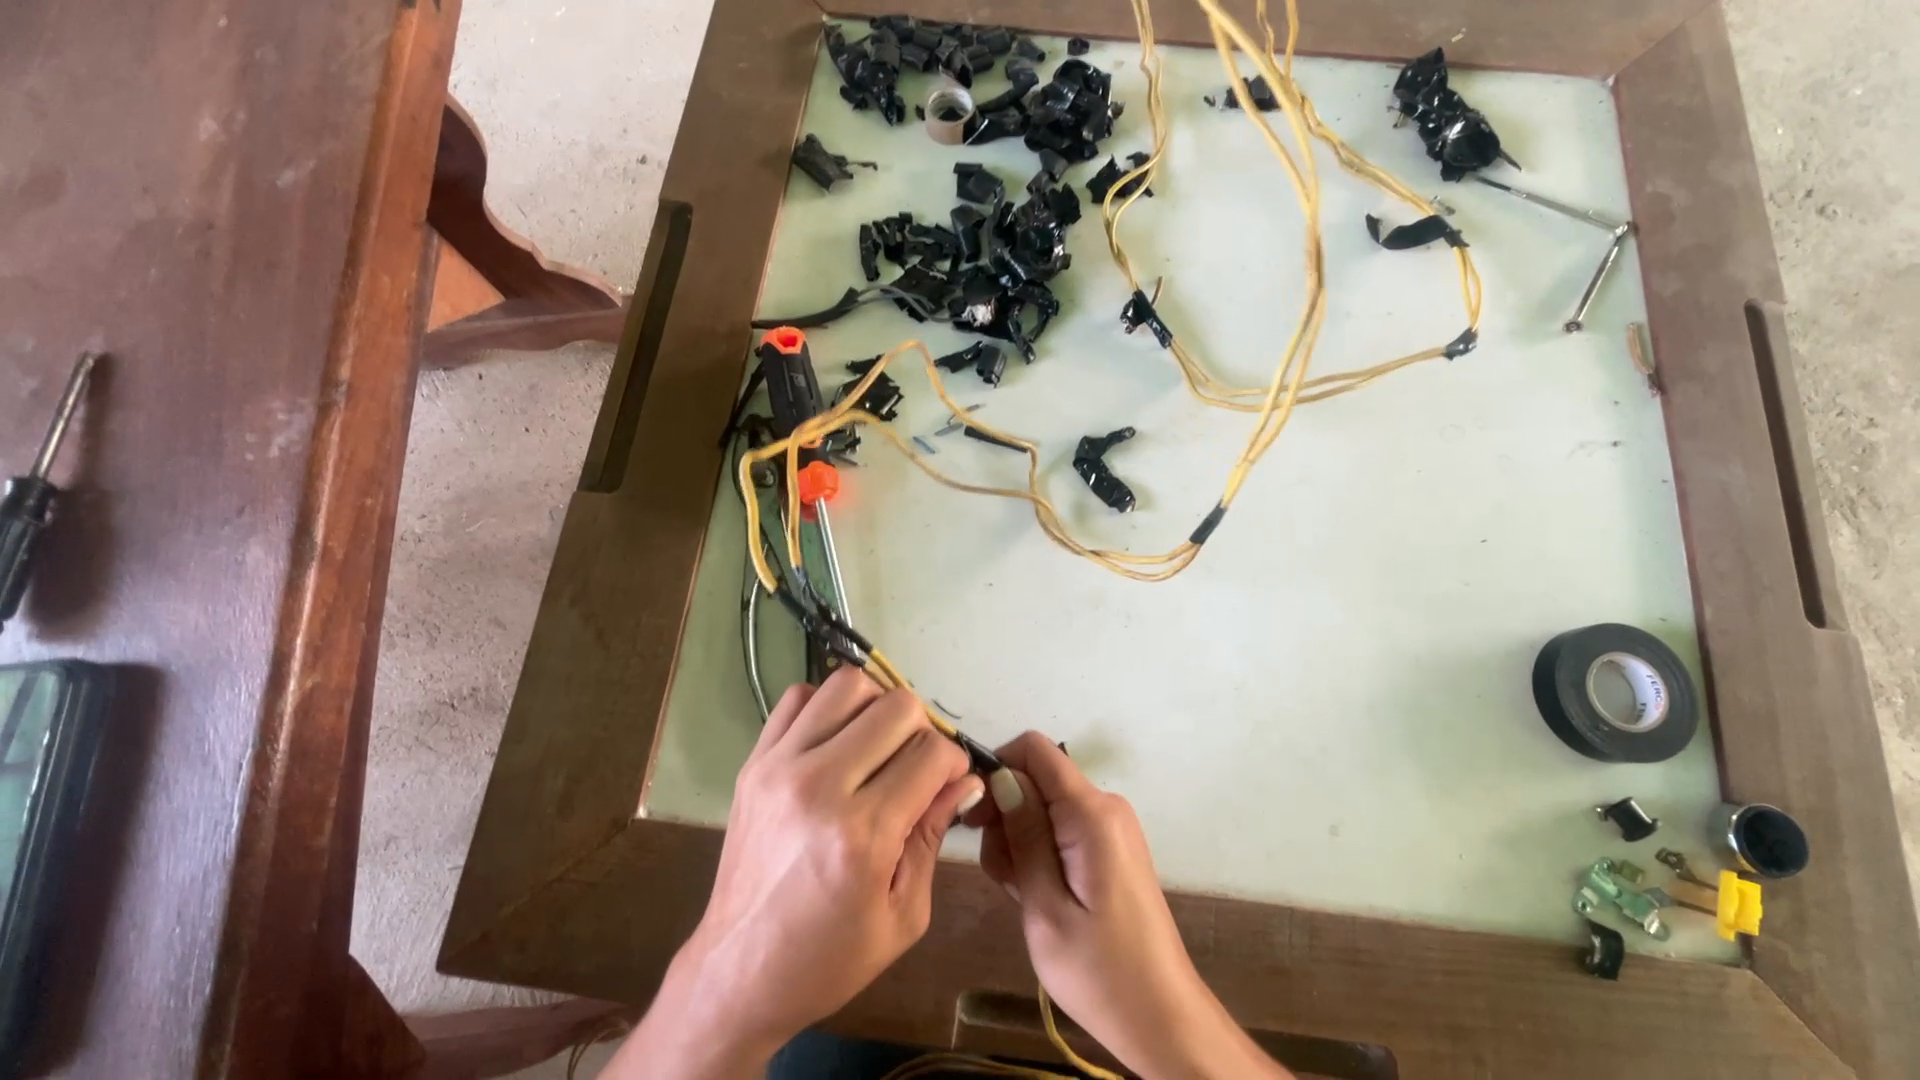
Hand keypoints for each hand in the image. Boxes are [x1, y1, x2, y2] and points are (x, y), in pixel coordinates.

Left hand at [608, 669, 984, 1078]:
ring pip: (847, 685)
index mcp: (863, 833)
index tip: (948, 785)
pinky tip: (836, 745)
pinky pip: (798, 698)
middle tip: (915, 766)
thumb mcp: (904, 914)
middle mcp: (819, 785)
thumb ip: (933, 834)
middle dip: (922, 730)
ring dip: (876, 709)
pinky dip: (828, 709)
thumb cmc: (828, 958)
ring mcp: (779, 766)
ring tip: (878, 747)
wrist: (738, 972)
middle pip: (896, 706)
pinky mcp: (753, 763)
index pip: (931, 752)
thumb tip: (965, 779)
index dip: (953, 764)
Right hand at [975, 733, 1291, 1079]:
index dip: (995, 769)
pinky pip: (1060, 830)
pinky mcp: (1108, 849)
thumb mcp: (1045, 906)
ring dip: (1017, 843)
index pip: (1033, 750)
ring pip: (1042, 808)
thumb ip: (1023, 836)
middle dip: (1004, 817)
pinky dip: (1038, 855)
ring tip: (1022, 897)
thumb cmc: (1099, 970)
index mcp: (1091, 813)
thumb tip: (1001, 777)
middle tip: (1001, 877)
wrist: (1160, 1017)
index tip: (972, 819)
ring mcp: (1109, 828)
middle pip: (1035, 780)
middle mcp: (1104, 807)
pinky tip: (1037, 897)